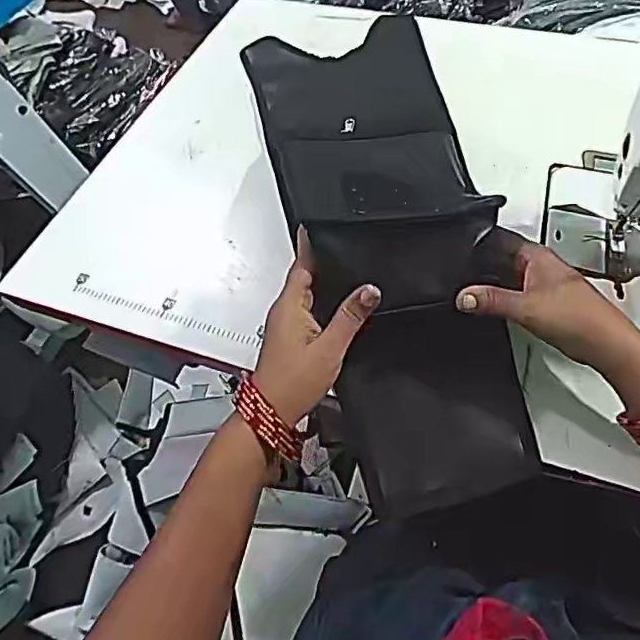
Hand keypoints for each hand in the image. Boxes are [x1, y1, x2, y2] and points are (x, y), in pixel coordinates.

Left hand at [249, 228, 379, 423]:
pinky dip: (319, 304)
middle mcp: (282, 311)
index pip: (300, 264)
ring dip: (321, 285)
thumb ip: (351, 316)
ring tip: (343, 275)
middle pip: (303, 277)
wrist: (271, 412)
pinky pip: (304, 310)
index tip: (313, 227)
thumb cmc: (291, 383)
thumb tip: (368, 290)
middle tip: (339, 248)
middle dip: (321, 264)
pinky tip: (334, 311)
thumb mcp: (330, 347)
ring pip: (304, 294)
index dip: (309, 245)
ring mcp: (283, 324)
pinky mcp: (287, 336)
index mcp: (289, 305)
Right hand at [456, 229, 639, 374]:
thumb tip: (465, 296)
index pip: (503, 238)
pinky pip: (521, 295)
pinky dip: (508, 300)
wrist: (608, 344)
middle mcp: (545, 268)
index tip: (462, 245)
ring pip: (514, 278)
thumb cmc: (582, 318)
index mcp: (539, 257)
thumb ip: (491, 300)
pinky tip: (501, 310)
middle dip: (485, 265)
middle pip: (506, 259)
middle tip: (463, 272)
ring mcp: (548, 286)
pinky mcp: (551, 305)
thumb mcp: (525, 308)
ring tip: (477, 292)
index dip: (481, 240)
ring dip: (497, 285)